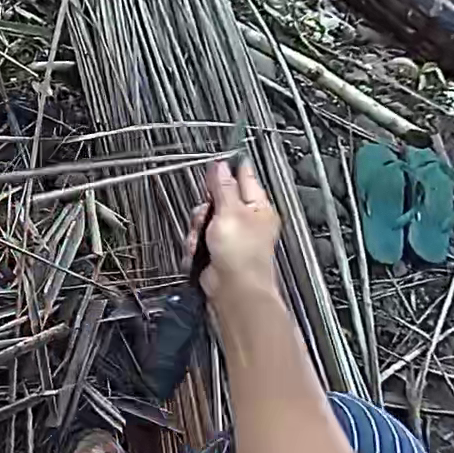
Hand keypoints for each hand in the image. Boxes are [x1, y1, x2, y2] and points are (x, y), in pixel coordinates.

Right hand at [185, 159, 281, 306]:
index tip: (219, 163)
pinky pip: (198, 239)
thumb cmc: (242, 254)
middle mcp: (246, 221)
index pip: (244, 179)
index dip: (230, 171)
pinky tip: (199, 250)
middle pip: (217, 200)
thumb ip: (223, 188)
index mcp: (258, 208)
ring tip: (202, 238)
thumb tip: (220, 168)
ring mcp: (230, 237)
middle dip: (205, 208)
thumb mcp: (230, 212)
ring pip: (204, 220)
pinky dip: (195, 244)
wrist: (233, 289)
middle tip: (206, 214)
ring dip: (197, 229)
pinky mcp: (216, 251)